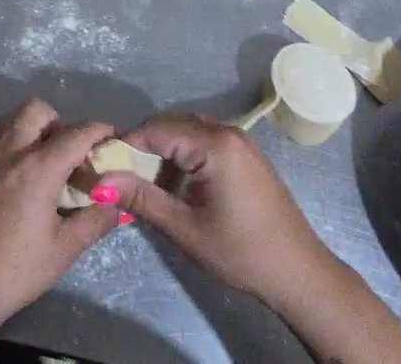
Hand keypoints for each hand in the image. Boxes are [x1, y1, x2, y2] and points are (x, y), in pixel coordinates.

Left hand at [0, 98, 124, 328]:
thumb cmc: (16, 269)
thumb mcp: (64, 249)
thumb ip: (95, 220)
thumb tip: (116, 204)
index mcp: (38, 168)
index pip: (76, 133)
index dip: (99, 131)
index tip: (112, 139)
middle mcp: (10, 150)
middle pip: (38, 110)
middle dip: (59, 123)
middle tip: (67, 154)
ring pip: (12, 118)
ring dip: (32, 129)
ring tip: (42, 163)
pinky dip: (11, 141)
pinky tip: (17, 173)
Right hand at [97, 114, 332, 304]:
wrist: (300, 274)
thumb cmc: (242, 252)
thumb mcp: (186, 228)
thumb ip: (142, 198)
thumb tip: (100, 180)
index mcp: (214, 144)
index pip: (155, 129)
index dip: (125, 144)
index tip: (101, 164)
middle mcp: (228, 132)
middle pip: (170, 126)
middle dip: (142, 147)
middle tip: (119, 175)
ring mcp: (240, 141)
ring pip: (187, 133)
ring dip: (163, 152)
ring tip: (144, 183)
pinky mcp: (246, 155)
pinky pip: (204, 142)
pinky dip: (184, 156)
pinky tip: (175, 185)